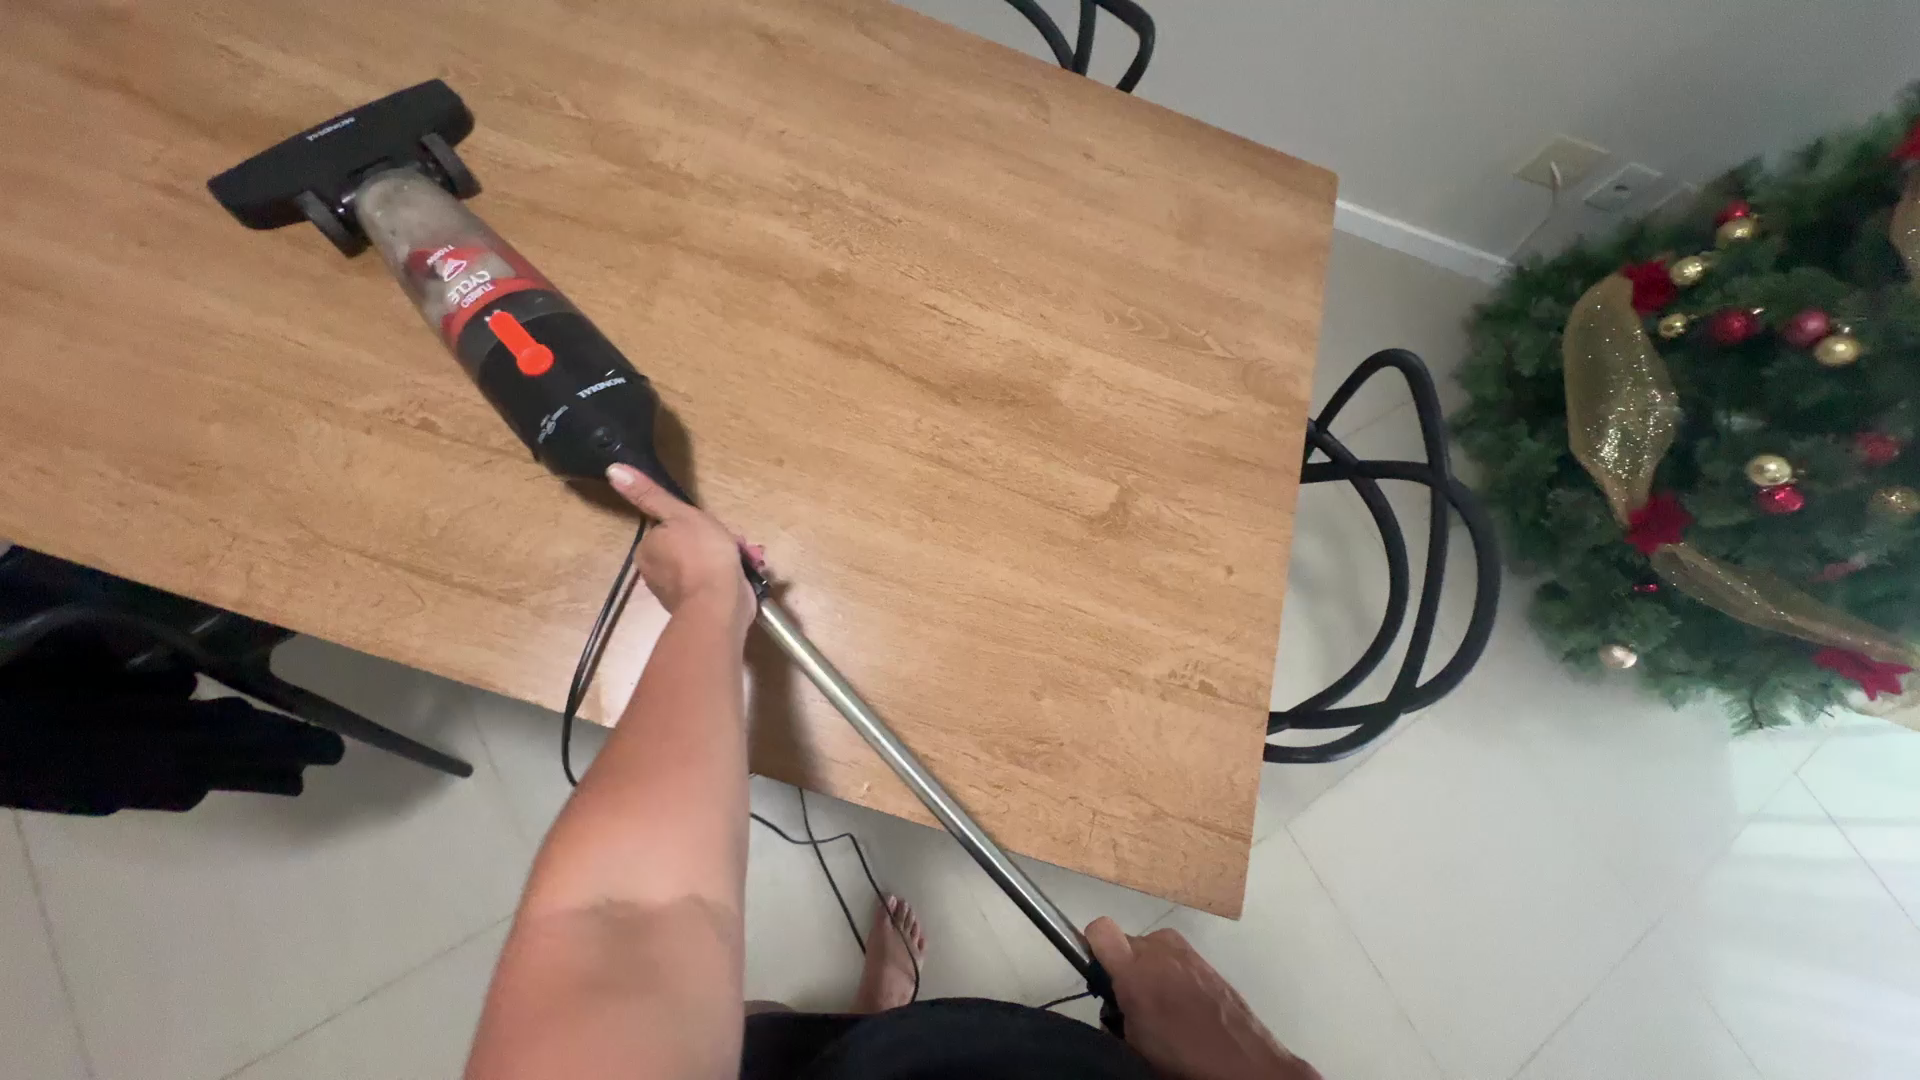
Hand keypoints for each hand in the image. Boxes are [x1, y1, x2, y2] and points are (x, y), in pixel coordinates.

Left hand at [605, 465, 757, 626]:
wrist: (719, 603)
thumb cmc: (701, 554)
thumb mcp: (679, 514)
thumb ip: (650, 495)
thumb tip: (612, 470)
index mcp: (648, 550)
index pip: (674, 529)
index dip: (699, 525)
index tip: (714, 528)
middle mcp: (657, 573)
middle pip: (692, 547)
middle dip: (718, 543)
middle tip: (735, 545)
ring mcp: (678, 592)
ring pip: (706, 565)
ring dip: (730, 559)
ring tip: (748, 559)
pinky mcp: (701, 606)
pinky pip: (716, 583)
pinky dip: (731, 577)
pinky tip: (745, 575)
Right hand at [1087, 917, 1319, 1079]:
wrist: (1249, 1067)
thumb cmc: (1185, 1060)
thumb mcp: (1136, 1045)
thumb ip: (1117, 1012)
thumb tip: (1114, 1001)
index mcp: (1136, 969)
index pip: (1098, 930)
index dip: (1092, 948)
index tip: (1100, 977)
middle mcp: (1159, 948)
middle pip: (1124, 944)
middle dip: (1123, 969)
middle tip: (1134, 1009)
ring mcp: (1185, 950)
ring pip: (1150, 951)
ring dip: (1148, 972)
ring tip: (1164, 1012)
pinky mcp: (1204, 958)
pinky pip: (1173, 958)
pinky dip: (1171, 976)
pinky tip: (1185, 1009)